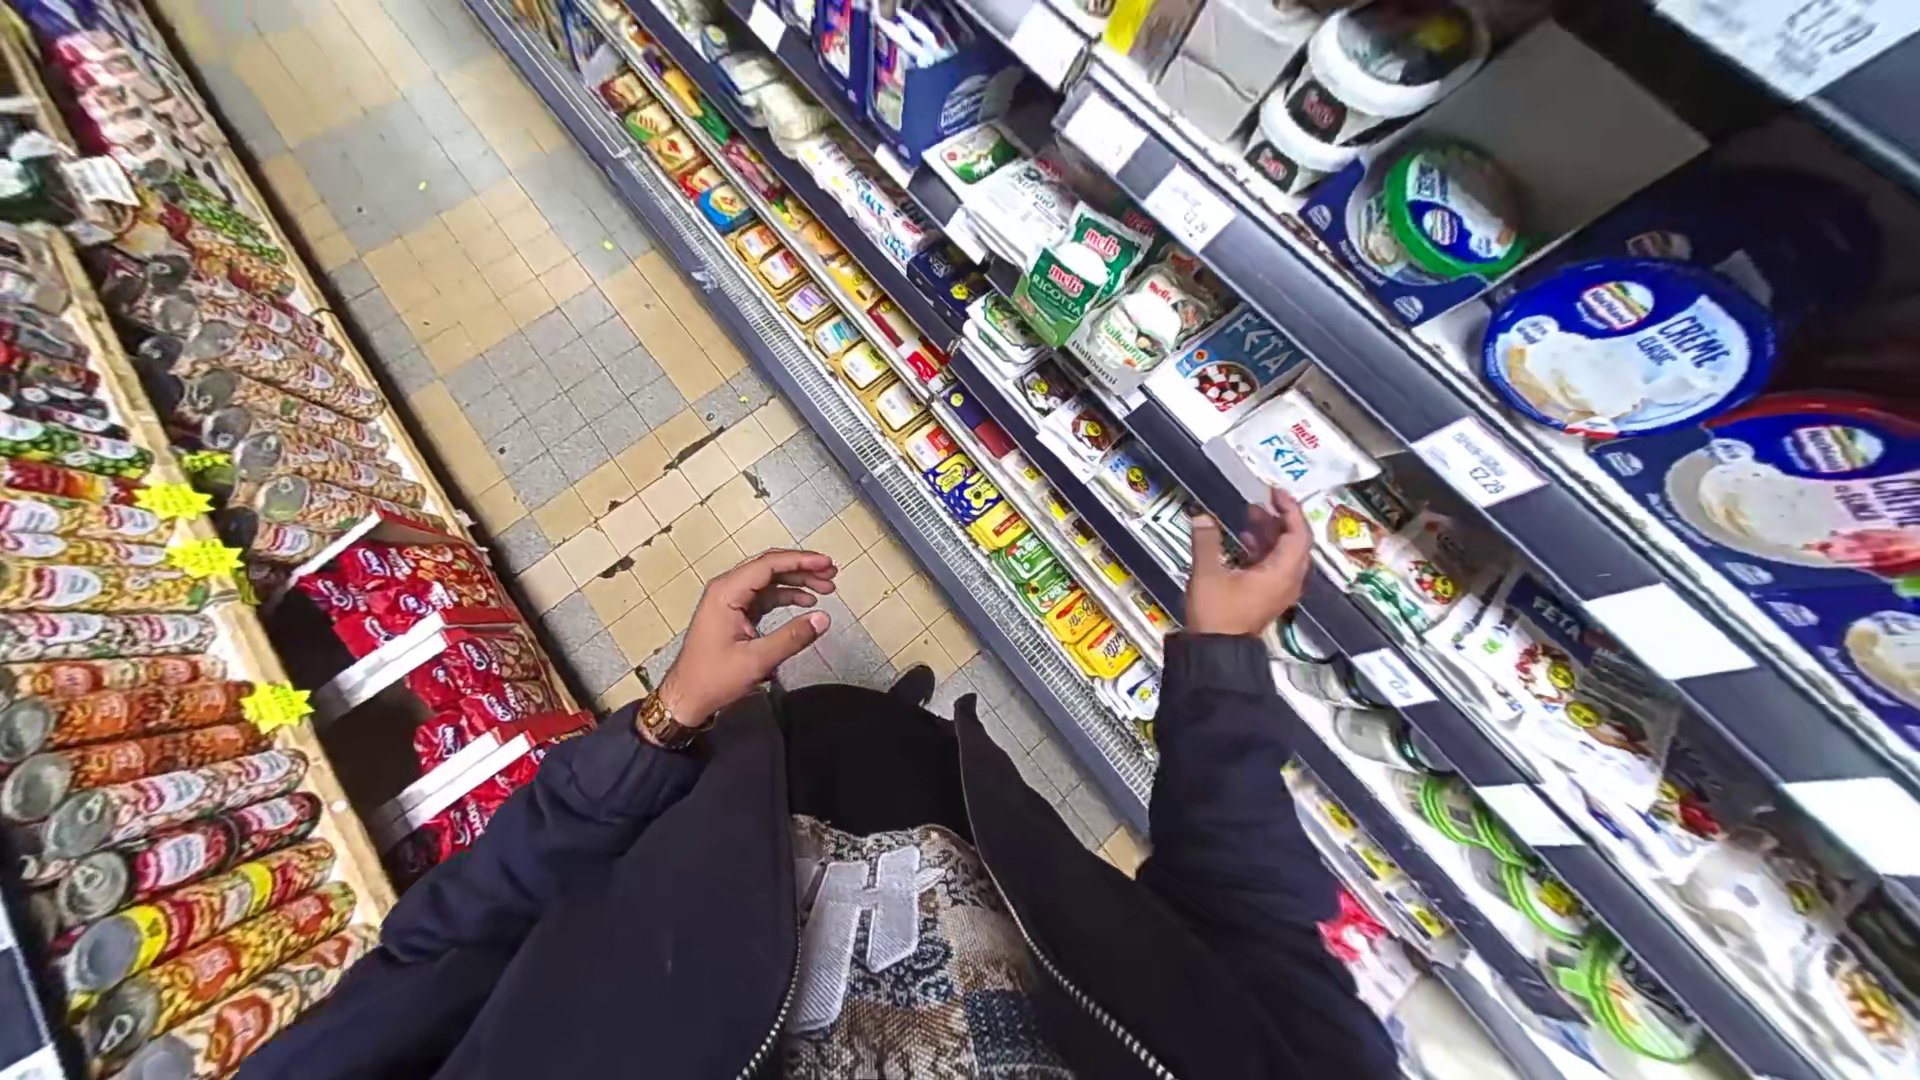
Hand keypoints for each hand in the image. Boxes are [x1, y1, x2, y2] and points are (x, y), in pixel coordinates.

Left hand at [653, 549, 838, 728]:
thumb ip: (792, 637)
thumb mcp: (757, 660)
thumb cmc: (714, 678)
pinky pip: (766, 595)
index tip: (827, 564)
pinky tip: (807, 602)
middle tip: (832, 574)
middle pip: (771, 567)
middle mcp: (728, 589)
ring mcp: (731, 599)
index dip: (801, 561)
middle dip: (803, 568)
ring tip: (827, 588)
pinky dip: (788, 595)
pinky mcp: (736, 611)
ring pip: (771, 579)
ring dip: (799, 581)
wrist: (686, 698)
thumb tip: (823, 618)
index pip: (769, 564)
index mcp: (727, 592)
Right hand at [1185, 489, 1311, 636]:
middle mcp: (1287, 580)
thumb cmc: (1216, 612)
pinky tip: (1242, 540)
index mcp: (1281, 572)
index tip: (1274, 493)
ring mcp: (1278, 590)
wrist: (1216, 651)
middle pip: (1294, 543)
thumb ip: (1206, 542)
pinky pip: (1273, 566)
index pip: (1297, 534)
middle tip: (1259, 502)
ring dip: (1269, 534)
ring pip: (1283, 554)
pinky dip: (1262, 549)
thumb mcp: (1207, 574)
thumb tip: (1202, 517)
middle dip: (1278, 519)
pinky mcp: (1266, 596)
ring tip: (1248, 516)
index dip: (1289, 510)